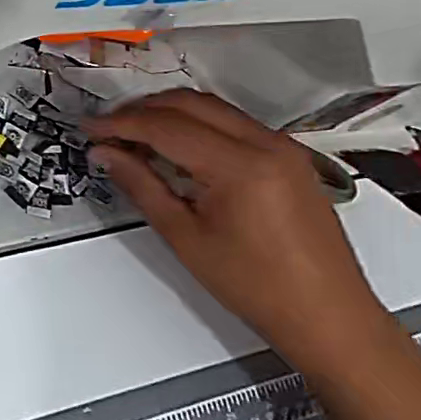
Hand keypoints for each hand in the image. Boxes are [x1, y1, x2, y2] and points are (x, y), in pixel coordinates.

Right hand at [84, 90, 400, 375]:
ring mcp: (282, 146)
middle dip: (142, 110)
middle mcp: (266, 144)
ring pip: (211, 106)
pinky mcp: (289, 155)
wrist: (328, 317)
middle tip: (109, 130)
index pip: (166, 126)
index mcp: (241, 166)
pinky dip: (197, 124)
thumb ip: (141, 185)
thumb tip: (108, 154)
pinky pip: (232, 122)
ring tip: (135, 136)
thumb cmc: (260, 288)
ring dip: (169, 113)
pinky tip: (175, 146)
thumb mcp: (185, 237)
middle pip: (188, 103)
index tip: (92, 129)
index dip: (121, 123)